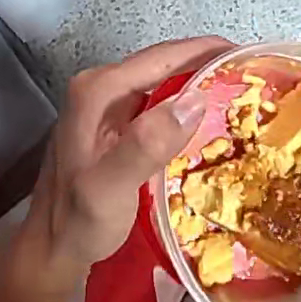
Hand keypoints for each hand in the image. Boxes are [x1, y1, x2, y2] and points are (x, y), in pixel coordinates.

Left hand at [19, 37, 230, 283]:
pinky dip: (185, 103)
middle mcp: (100, 87)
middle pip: (163, 63)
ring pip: (162, 80)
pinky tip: (208, 118)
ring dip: (198, 82)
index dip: (205, 51)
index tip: (246, 54)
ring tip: (239, 92)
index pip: (162, 56)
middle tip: (250, 76)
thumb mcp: (110, 189)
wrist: (50, 250)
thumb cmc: (77, 224)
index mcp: (99, 91)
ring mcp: (106, 103)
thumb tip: (195, 100)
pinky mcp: (114, 122)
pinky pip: (157, 101)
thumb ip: (147, 144)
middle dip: (206, 64)